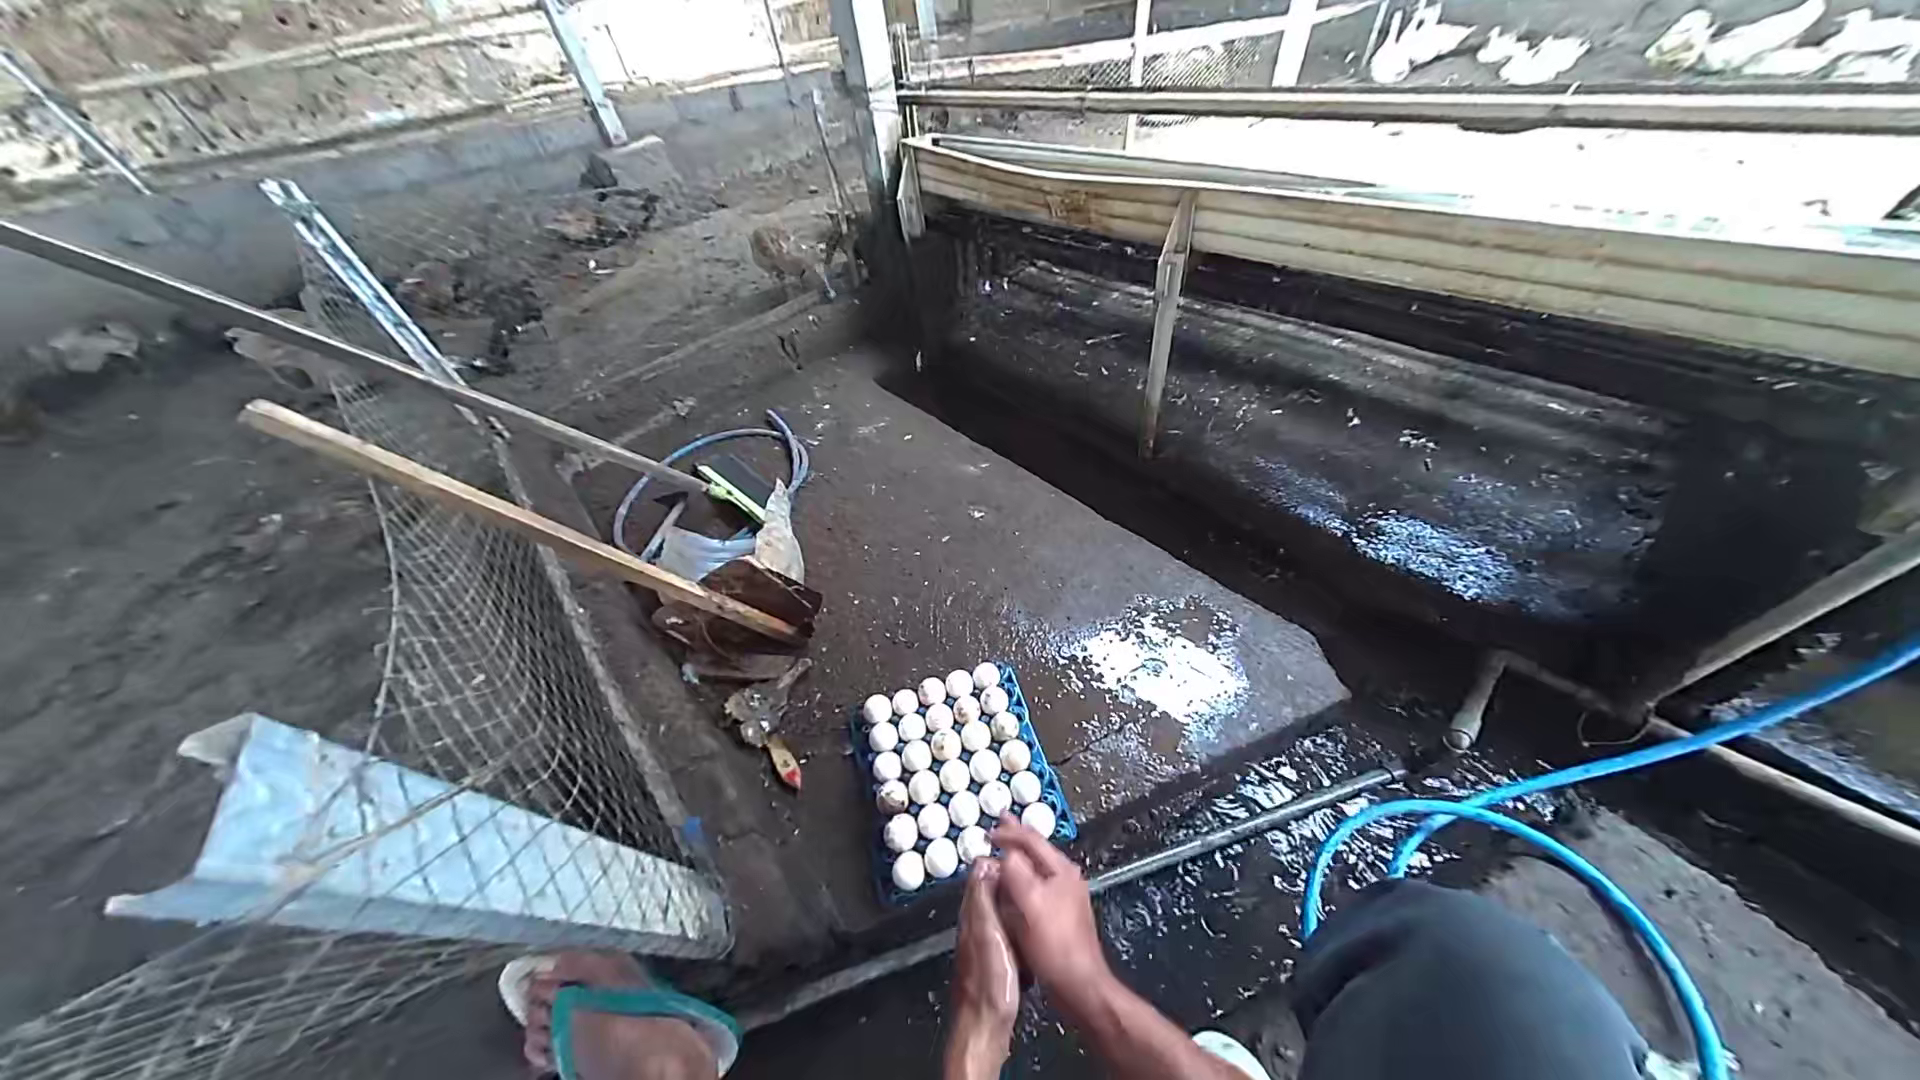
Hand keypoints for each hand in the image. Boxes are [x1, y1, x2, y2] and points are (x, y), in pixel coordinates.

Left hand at [945, 859, 1020, 1079]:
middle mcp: (974, 924)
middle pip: (990, 890)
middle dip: (1009, 883)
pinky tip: (1028, 937)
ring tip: (1031, 905)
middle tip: (1028, 879)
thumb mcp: (988, 930)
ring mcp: (982, 943)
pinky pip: (1006, 935)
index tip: (1017, 858)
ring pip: (999, 912)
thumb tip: (985, 861)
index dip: (999, 862)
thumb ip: (984, 896)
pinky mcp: (993, 960)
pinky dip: (1017, 931)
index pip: (981, 872)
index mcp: (972, 912)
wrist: (985, 1026)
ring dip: (1014, 907)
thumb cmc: (989, 982)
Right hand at [988, 816, 1113, 1016]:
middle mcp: (1065, 878)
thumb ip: (1016, 872)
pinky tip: (1011, 887)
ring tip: (1000, 854)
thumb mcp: (1030, 903)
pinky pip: (1035, 887)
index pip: (1031, 839)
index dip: (1009, 832)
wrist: (1080, 985)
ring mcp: (1065, 897)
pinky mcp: (1060, 916)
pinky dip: (1020, 880)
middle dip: (1015, 839)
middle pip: (1036, 850)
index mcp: (1060, 870)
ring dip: (1016, 859)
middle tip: (997, 827)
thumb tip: (1004, 854)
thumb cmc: (1055, 944)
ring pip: (1035, 868)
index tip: (989, 831)